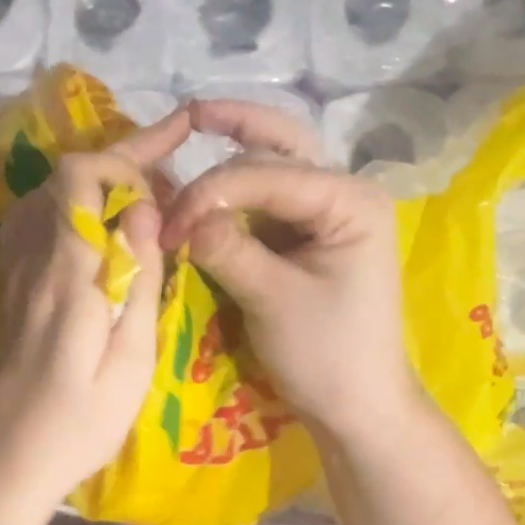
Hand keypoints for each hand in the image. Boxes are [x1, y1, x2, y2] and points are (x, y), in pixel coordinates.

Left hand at [0, 110, 189, 509]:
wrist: (14, 460)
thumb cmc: (82, 423)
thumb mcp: (132, 361)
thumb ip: (139, 281)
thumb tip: (142, 212)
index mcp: (66, 274)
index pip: (77, 176)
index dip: (120, 161)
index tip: (159, 186)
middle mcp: (32, 263)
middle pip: (60, 181)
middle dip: (112, 171)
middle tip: (156, 191)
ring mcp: (13, 278)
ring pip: (44, 202)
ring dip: (88, 195)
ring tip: (130, 216)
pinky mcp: (8, 296)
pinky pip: (31, 232)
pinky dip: (63, 219)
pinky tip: (90, 245)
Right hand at [160, 100, 417, 441]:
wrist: (358, 409)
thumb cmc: (327, 356)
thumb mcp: (273, 301)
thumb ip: (228, 250)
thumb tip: (181, 218)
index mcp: (348, 201)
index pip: (267, 174)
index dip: (211, 191)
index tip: (166, 228)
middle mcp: (342, 197)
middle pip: (283, 147)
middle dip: (235, 131)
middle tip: (187, 114)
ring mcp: (326, 222)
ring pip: (275, 173)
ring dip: (233, 162)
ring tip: (190, 144)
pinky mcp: (308, 248)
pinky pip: (267, 212)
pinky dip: (235, 204)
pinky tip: (205, 200)